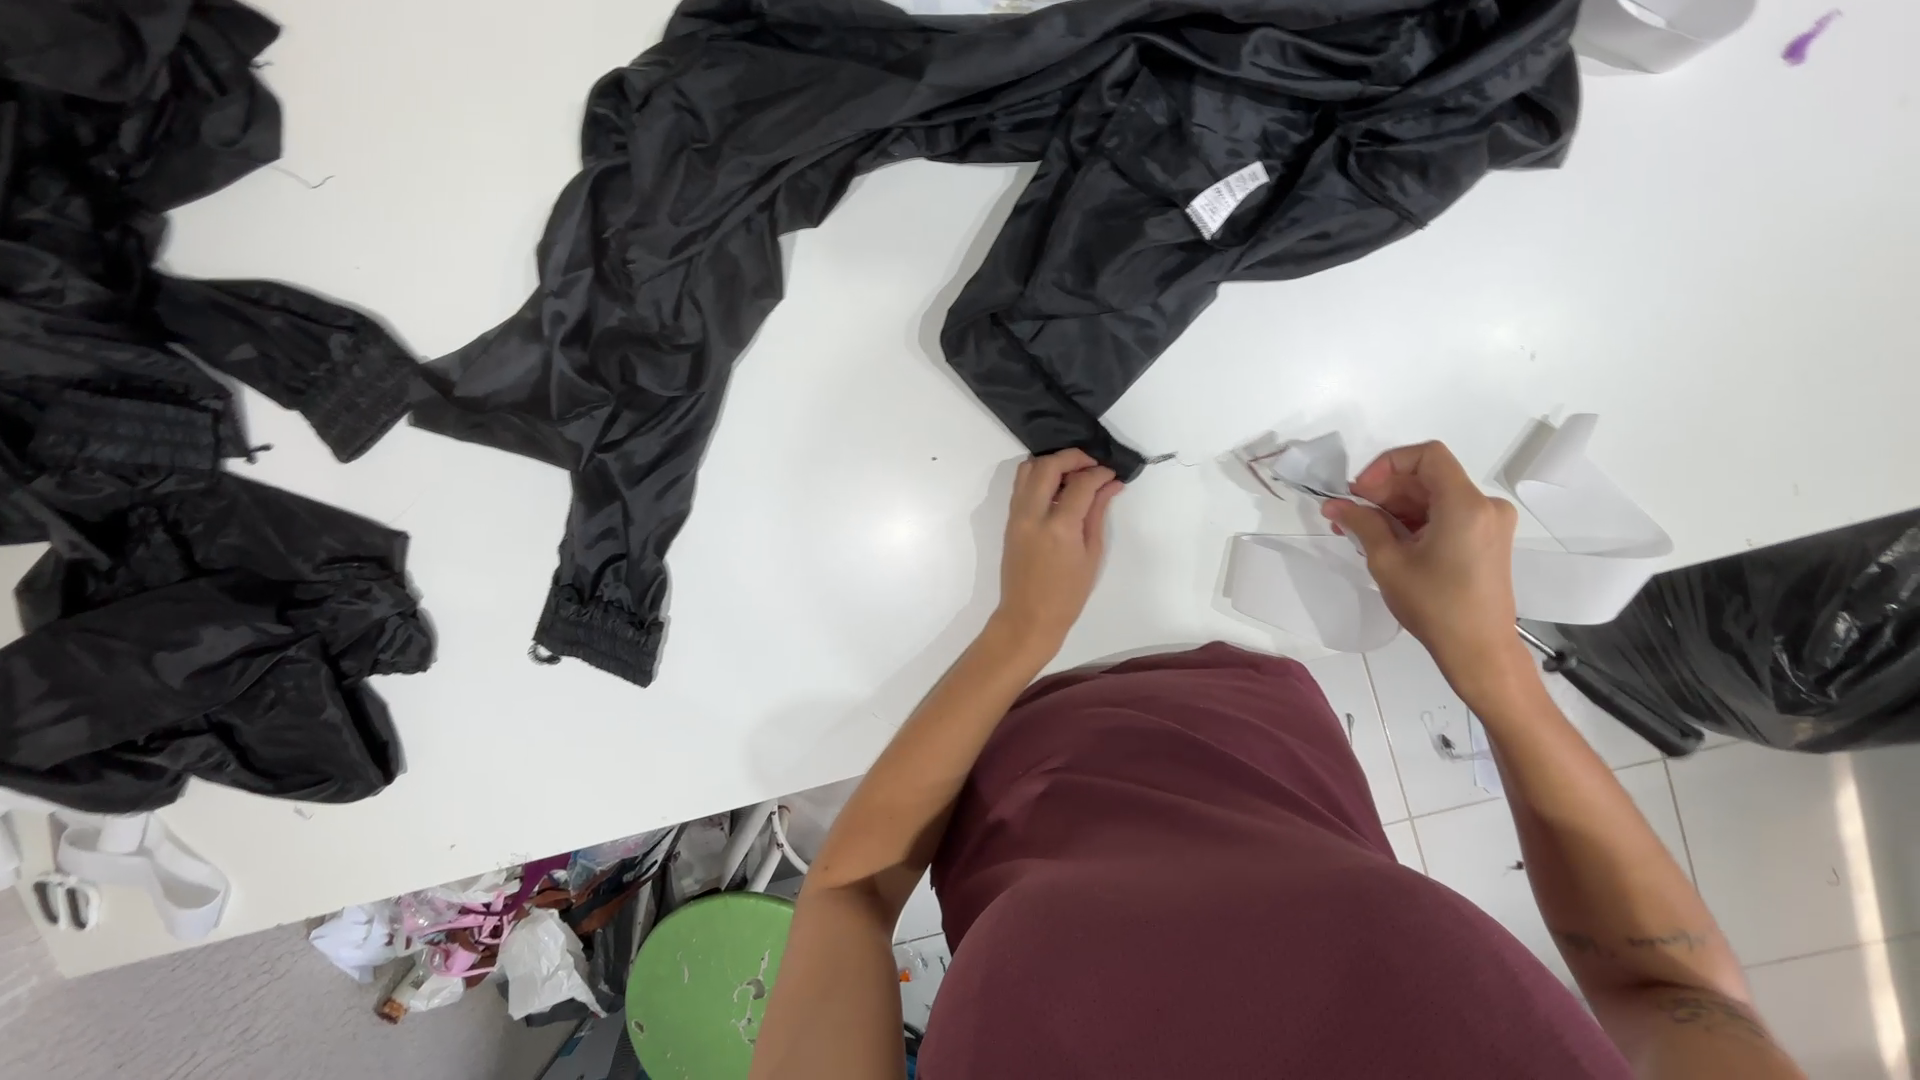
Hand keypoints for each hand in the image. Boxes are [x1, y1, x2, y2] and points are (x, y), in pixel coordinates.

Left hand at [990, 449, 1121, 657]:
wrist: (1028, 616)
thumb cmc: (1067, 594)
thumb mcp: (1091, 554)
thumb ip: (1097, 513)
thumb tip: (1110, 484)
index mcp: (1059, 527)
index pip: (1080, 483)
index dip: (1099, 473)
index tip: (1111, 474)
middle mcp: (1033, 515)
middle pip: (1048, 465)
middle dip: (1072, 457)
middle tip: (1092, 465)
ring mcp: (1016, 516)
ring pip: (1027, 469)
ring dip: (1051, 463)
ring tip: (1073, 474)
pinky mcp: (1009, 520)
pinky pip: (1021, 486)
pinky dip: (1039, 477)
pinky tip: (1058, 488)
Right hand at [1321, 441, 1526, 688]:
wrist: (1478, 650)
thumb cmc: (1434, 605)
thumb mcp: (1388, 561)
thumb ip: (1361, 523)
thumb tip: (1334, 504)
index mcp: (1465, 504)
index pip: (1427, 456)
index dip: (1387, 465)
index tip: (1360, 492)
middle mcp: (1484, 505)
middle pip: (1428, 477)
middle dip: (1384, 490)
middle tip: (1348, 514)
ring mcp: (1488, 522)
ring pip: (1433, 497)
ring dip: (1395, 507)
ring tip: (1359, 531)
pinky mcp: (1485, 539)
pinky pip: (1444, 515)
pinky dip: (1413, 521)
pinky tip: (1385, 541)